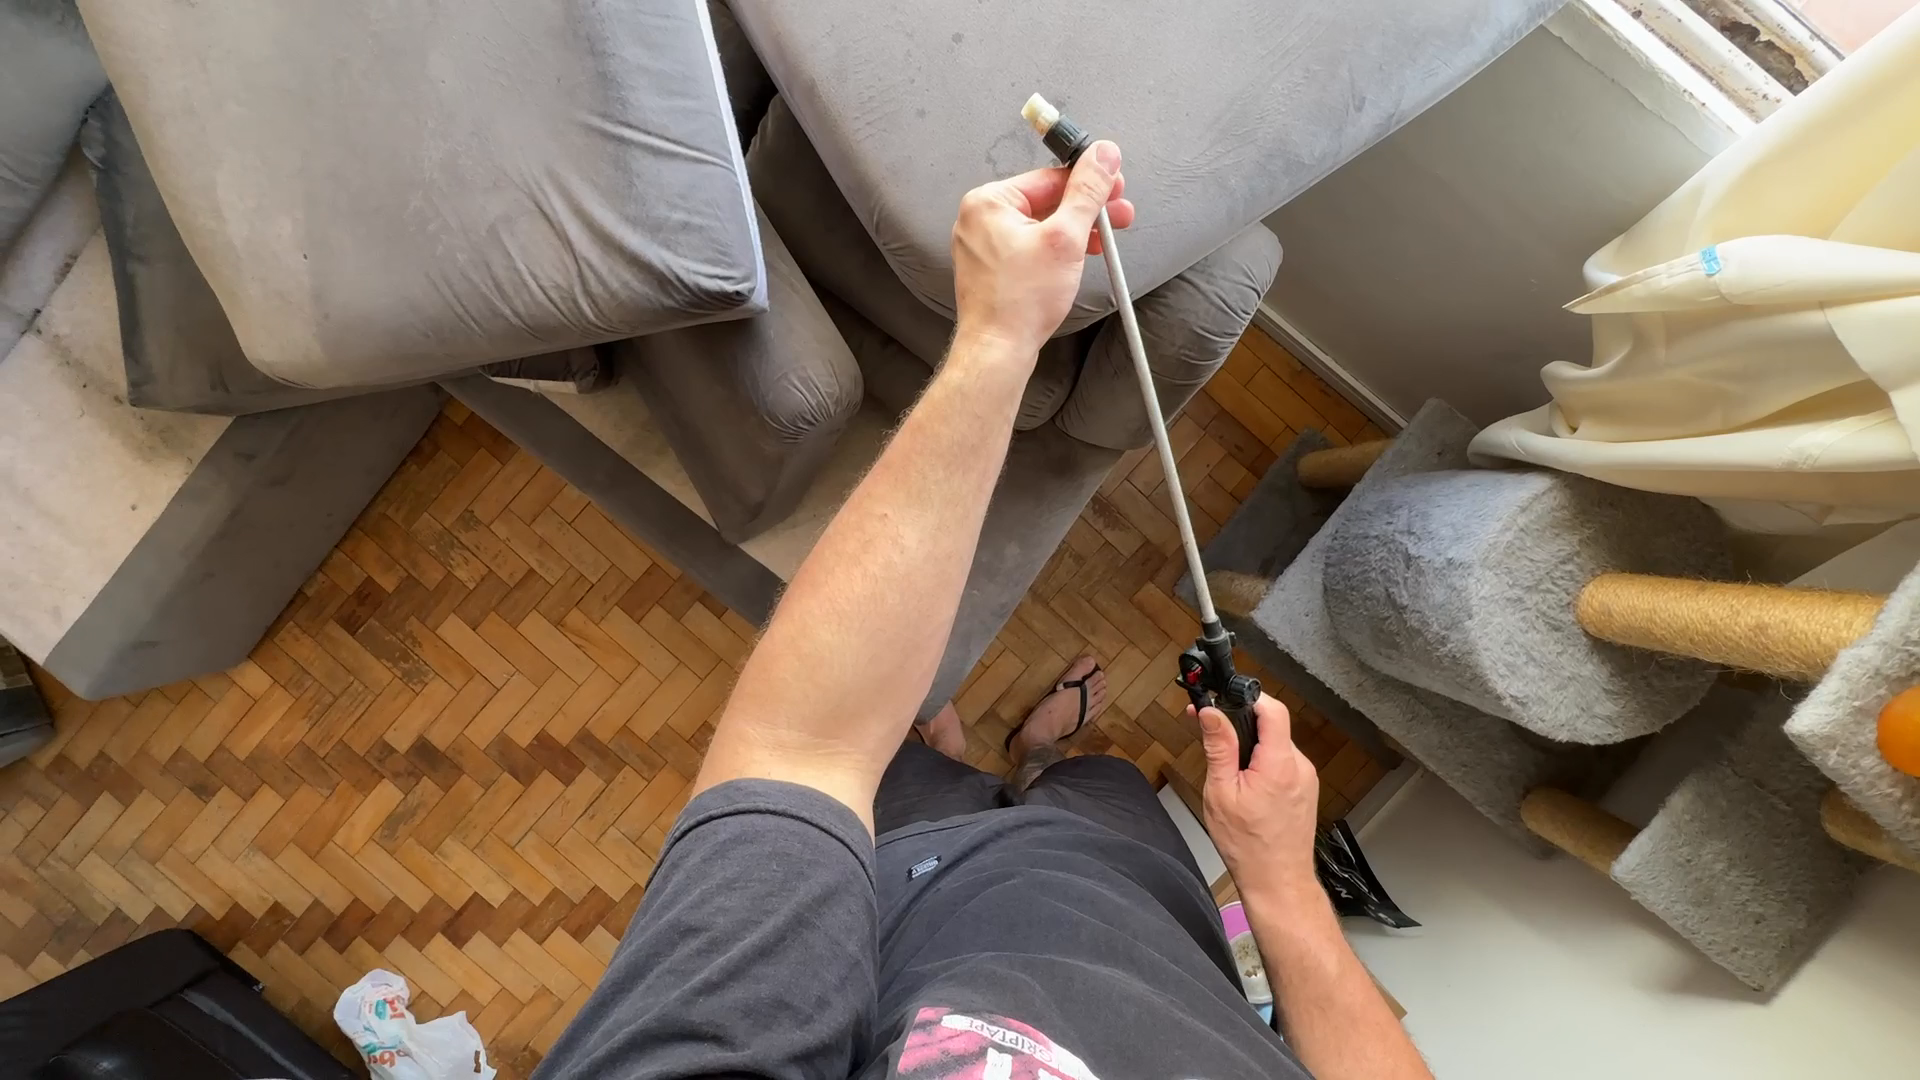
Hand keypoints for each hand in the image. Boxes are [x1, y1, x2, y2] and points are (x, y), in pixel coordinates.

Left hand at [951, 140, 1134, 358]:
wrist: (998, 351)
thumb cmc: (1021, 302)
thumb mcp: (1066, 239)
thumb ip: (1087, 193)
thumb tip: (1104, 155)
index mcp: (989, 202)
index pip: (1050, 178)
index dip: (1089, 183)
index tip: (1116, 187)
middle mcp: (980, 220)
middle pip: (1045, 202)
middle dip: (1086, 210)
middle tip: (1119, 216)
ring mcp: (983, 247)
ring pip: (1039, 227)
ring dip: (1075, 232)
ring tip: (1105, 241)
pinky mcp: (992, 271)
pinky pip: (1029, 249)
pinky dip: (1055, 251)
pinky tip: (1078, 258)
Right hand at [1193, 694, 1324, 912]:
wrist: (1277, 882)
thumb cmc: (1248, 845)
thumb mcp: (1221, 791)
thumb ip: (1218, 747)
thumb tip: (1210, 712)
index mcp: (1279, 764)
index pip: (1272, 710)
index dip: (1247, 697)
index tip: (1223, 698)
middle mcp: (1299, 767)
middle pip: (1270, 725)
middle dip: (1239, 724)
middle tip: (1209, 731)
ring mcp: (1305, 778)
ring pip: (1273, 744)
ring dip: (1249, 746)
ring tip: (1226, 769)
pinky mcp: (1304, 789)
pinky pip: (1280, 761)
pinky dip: (1260, 762)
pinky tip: (1243, 783)